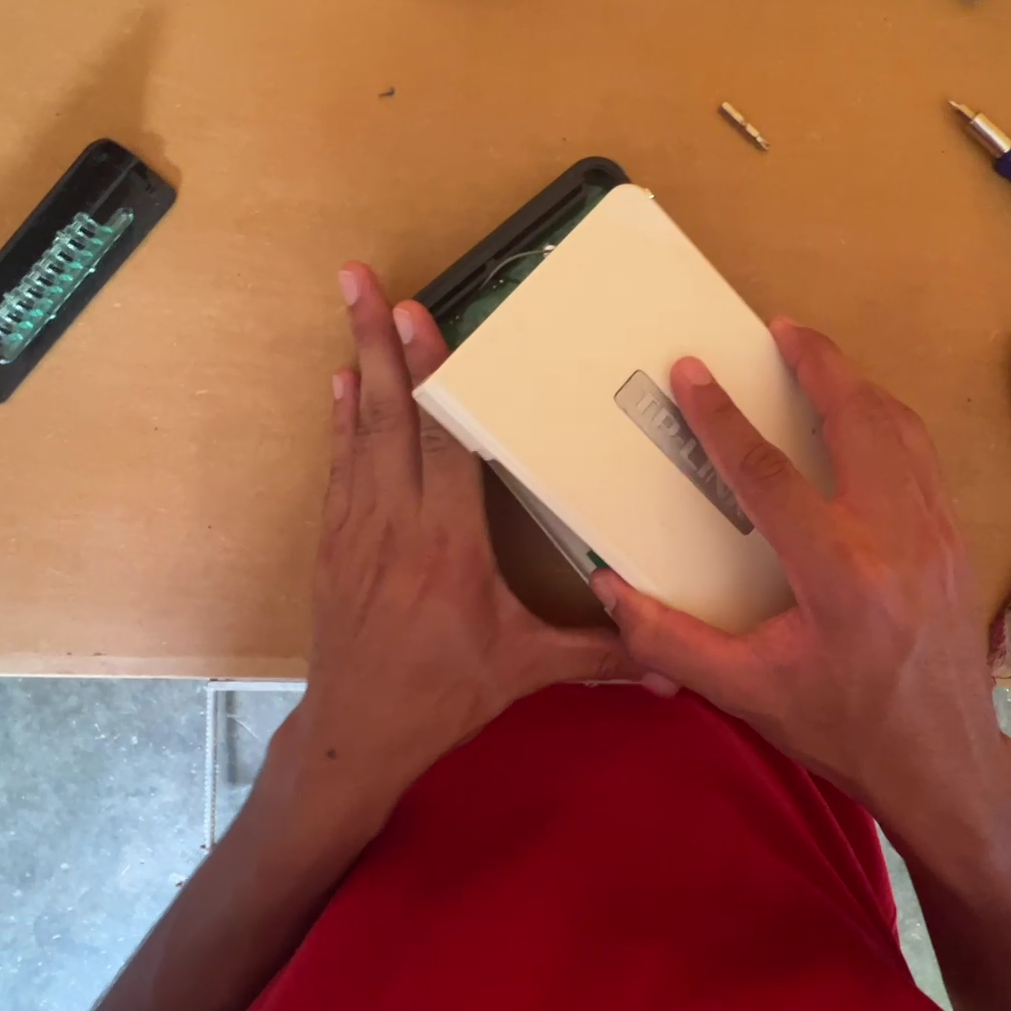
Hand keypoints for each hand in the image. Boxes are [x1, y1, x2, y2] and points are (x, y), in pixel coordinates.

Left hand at [298, 262, 631, 806]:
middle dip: (374, 341)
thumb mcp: (525, 669)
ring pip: (357, 430)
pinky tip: (341, 385)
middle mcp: (395, 520)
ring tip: (348, 307)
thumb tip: (673, 666)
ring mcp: (357, 526)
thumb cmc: (444, 692)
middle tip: (357, 279)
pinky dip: (342, 419)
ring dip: (356, 365)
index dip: (431, 376)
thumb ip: (600, 654)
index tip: (414, 316)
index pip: (441, 442)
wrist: (357, 730)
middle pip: (388, 416)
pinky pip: (340, 464)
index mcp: (447, 542)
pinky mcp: (336, 540)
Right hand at [589, 319, 1010, 858]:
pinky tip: (864, 418)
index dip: (721, 419)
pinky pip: (921, 455)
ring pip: (900, 428)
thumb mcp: (742, 690)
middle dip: (818, 363)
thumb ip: (667, 639)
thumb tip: (608, 589)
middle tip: (781, 327)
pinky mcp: (955, 540)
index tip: (693, 372)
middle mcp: (895, 536)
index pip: (768, 474)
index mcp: (838, 572)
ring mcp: (937, 533)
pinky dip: (887, 419)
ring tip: (818, 357)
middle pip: (858, 419)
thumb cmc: (841, 726)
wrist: (945, 766)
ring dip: (857, 384)